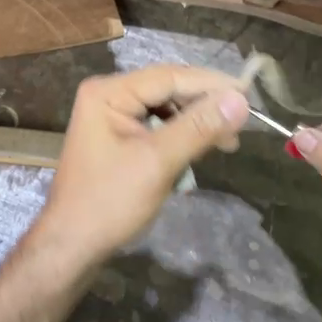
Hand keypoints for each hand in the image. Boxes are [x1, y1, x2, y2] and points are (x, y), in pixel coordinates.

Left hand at [31, 65, 249, 267]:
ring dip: (195, 121)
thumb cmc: (110, 202)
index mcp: (108, 92)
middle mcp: (107, 95)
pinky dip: (179, 135)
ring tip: (226, 142)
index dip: (211, 84)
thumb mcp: (158, 162)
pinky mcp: (116, 137)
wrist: (71, 244)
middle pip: (166, 89)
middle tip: (241, 125)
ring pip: (164, 107)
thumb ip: (199, 128)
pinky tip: (199, 149)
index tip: (250, 94)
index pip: (168, 76)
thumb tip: (240, 100)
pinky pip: (155, 125)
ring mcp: (110, 116)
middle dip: (204, 105)